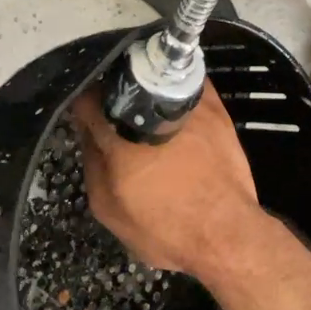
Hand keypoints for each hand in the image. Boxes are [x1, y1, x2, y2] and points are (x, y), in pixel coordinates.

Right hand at [71, 80, 262, 275]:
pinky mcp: (215, 105)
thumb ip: (93, 163)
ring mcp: (186, 103)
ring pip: (156, 77)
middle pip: (122, 81)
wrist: (226, 232)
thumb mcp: (109, 208)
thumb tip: (88, 131)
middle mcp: (152, 110)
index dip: (84, 105)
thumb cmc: (165, 228)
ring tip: (146, 110)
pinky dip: (176, 89)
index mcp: (120, 135)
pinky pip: (188, 83)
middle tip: (117, 115)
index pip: (88, 99)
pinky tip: (174, 107)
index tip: (88, 115)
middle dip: (114, 94)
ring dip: (146, 88)